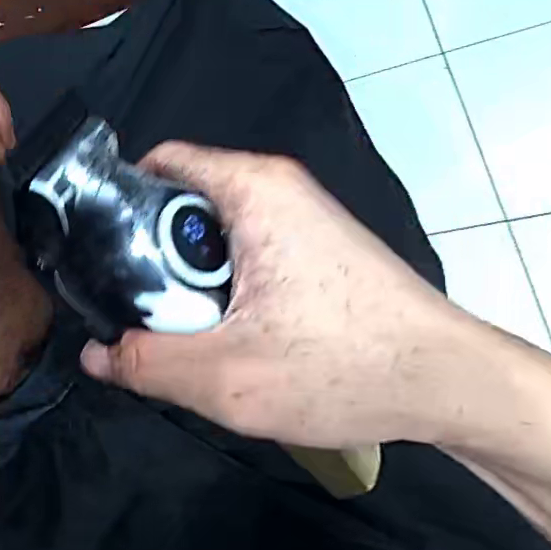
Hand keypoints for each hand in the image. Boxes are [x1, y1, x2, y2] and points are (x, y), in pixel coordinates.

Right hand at [80, 143, 524, 450]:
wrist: (458, 387)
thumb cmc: (343, 367)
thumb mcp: (224, 377)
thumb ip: (144, 363)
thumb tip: (92, 354)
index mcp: (252, 190)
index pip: (157, 163)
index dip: (115, 201)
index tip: (94, 250)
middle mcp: (275, 187)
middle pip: (178, 200)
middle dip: (146, 250)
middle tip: (131, 302)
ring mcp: (299, 214)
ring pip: (207, 230)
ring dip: (181, 273)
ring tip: (172, 323)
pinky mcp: (314, 244)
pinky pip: (238, 247)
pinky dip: (216, 280)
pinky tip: (222, 328)